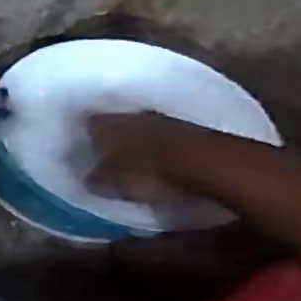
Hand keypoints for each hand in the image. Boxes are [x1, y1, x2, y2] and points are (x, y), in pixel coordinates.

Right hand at [85, 111, 237, 203]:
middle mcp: (134, 116)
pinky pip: (176, 141)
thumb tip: (91, 180)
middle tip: (113, 158)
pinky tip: (171, 167)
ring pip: (149, 131)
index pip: (88, 125)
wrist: (214, 166)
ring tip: (143, 164)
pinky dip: (171, 152)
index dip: (86, 137)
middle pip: (120, 125)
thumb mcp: (107, 184)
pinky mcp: (202, 133)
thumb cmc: (147, 172)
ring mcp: (171, 122)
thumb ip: (94, 179)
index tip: (86, 150)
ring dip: (147, 144)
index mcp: (105, 124)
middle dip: (117, 140)